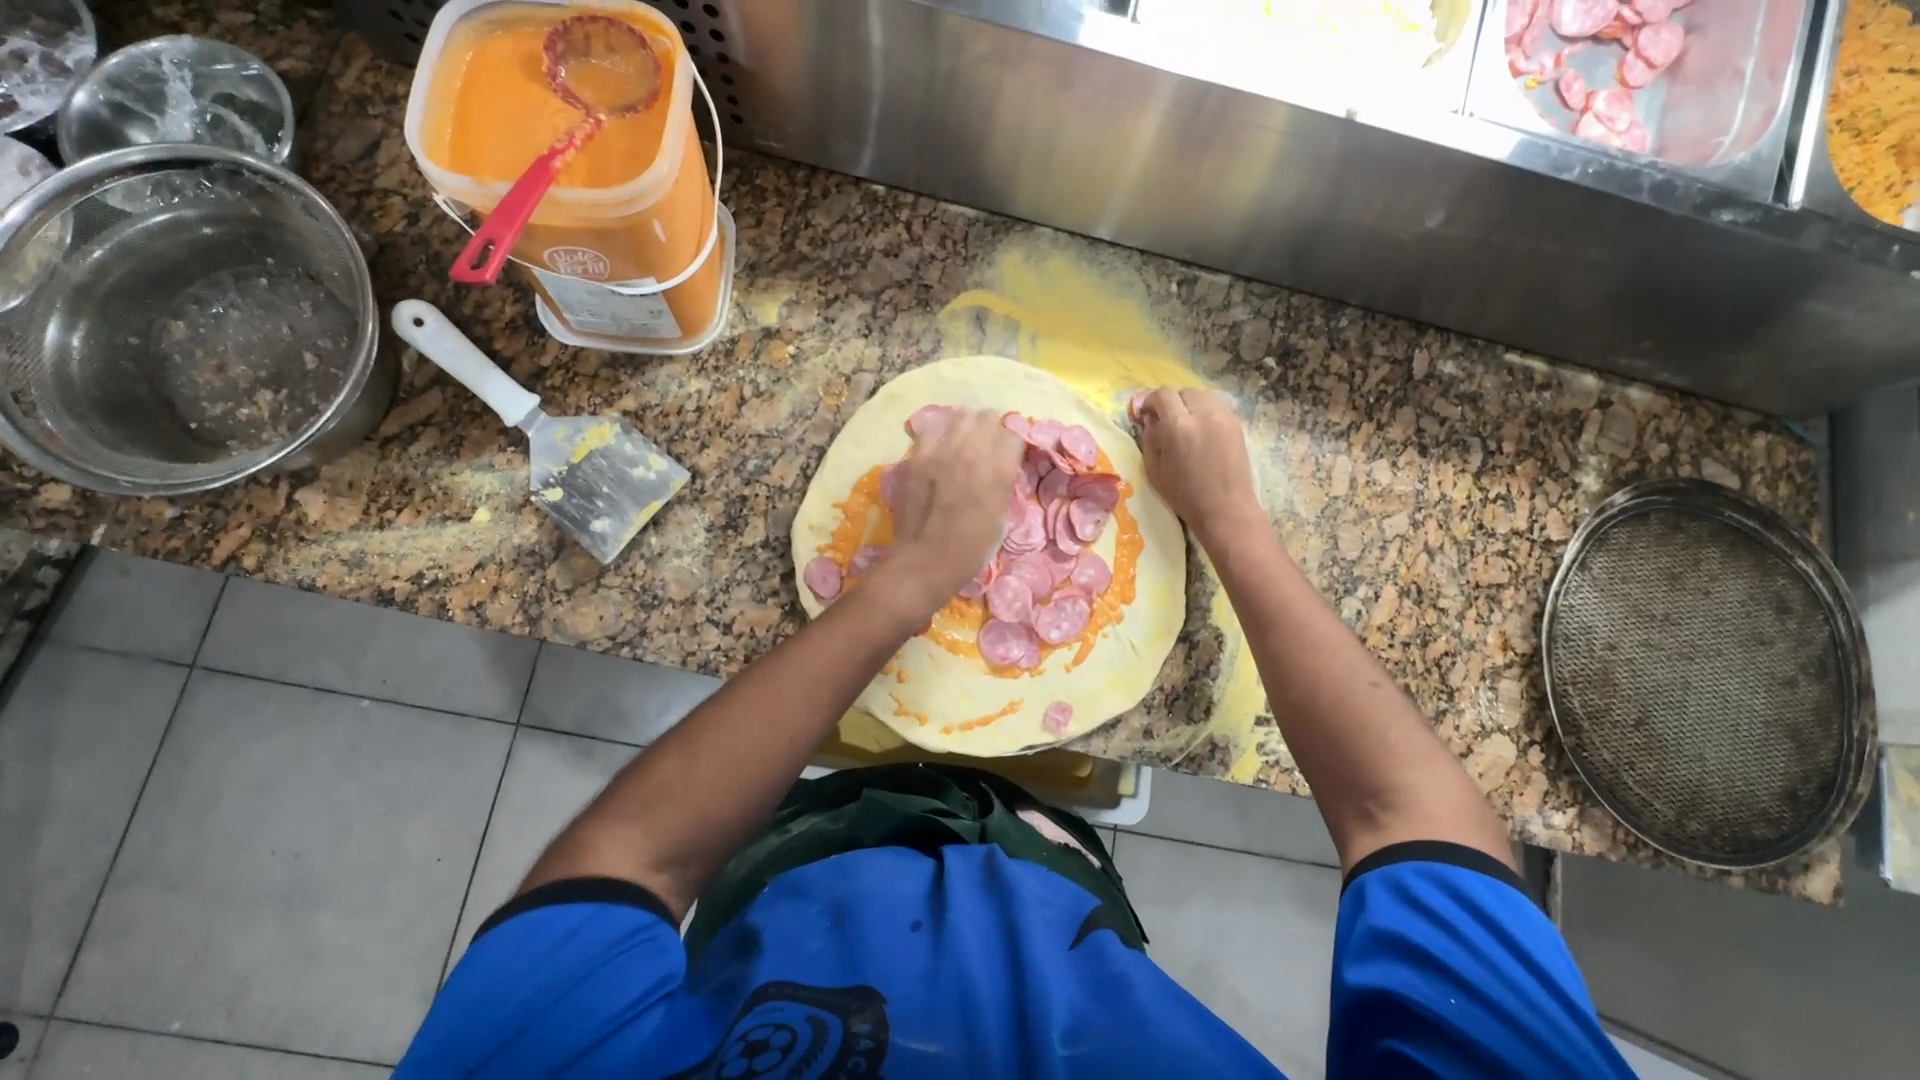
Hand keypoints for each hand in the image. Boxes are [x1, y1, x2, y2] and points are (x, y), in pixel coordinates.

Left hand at [886, 408, 1021, 610]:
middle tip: (987, 446)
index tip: (1008, 456)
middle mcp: (972, 451)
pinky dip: (940, 434)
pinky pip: (932, 428)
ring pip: (961, 416)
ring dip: (966, 426)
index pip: (1013, 434)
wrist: (926, 560)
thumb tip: (1000, 466)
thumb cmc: (970, 548)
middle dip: (990, 429)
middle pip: (987, 417)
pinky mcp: (918, 455)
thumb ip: (1002, 482)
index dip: (1012, 446)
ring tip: (964, 442)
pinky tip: (940, 448)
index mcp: (999, 469)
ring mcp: (942, 450)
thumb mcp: (1000, 515)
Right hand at [1137, 387, 1260, 537]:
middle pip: (1183, 391)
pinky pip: (1217, 406)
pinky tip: (1203, 430)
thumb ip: (1150, 438)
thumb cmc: (1184, 495)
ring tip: (1186, 424)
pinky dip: (1206, 411)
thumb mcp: (1154, 469)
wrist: (1226, 508)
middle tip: (1167, 421)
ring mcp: (1223, 416)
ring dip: (1190, 404)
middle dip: (1172, 402)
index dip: (1150, 401)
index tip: (1147, 415)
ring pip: (1202, 395)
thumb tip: (1151, 419)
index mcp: (1178, 426)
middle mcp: (1203, 414)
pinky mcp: (1236, 423)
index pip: (1162, 395)